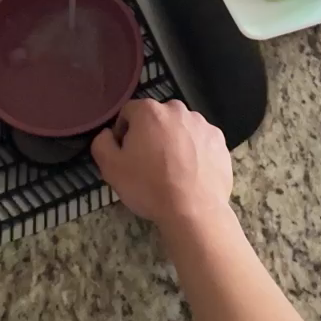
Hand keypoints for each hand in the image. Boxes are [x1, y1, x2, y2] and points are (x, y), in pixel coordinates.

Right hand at [91, 99, 233, 232]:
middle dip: (151, 135)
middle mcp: (177, 109)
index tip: (126, 154)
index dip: (124, 132)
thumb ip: (102, 143)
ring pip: (180, 128)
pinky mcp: (219, 139)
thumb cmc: (149, 187)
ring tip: (173, 170)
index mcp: (149, 111)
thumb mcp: (111, 168)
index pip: (129, 112)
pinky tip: (192, 172)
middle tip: (149, 163)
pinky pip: (200, 140)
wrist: (194, 210)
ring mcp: (201, 123)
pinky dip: (195, 150)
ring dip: (174, 141)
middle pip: (156, 118)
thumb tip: (108, 133)